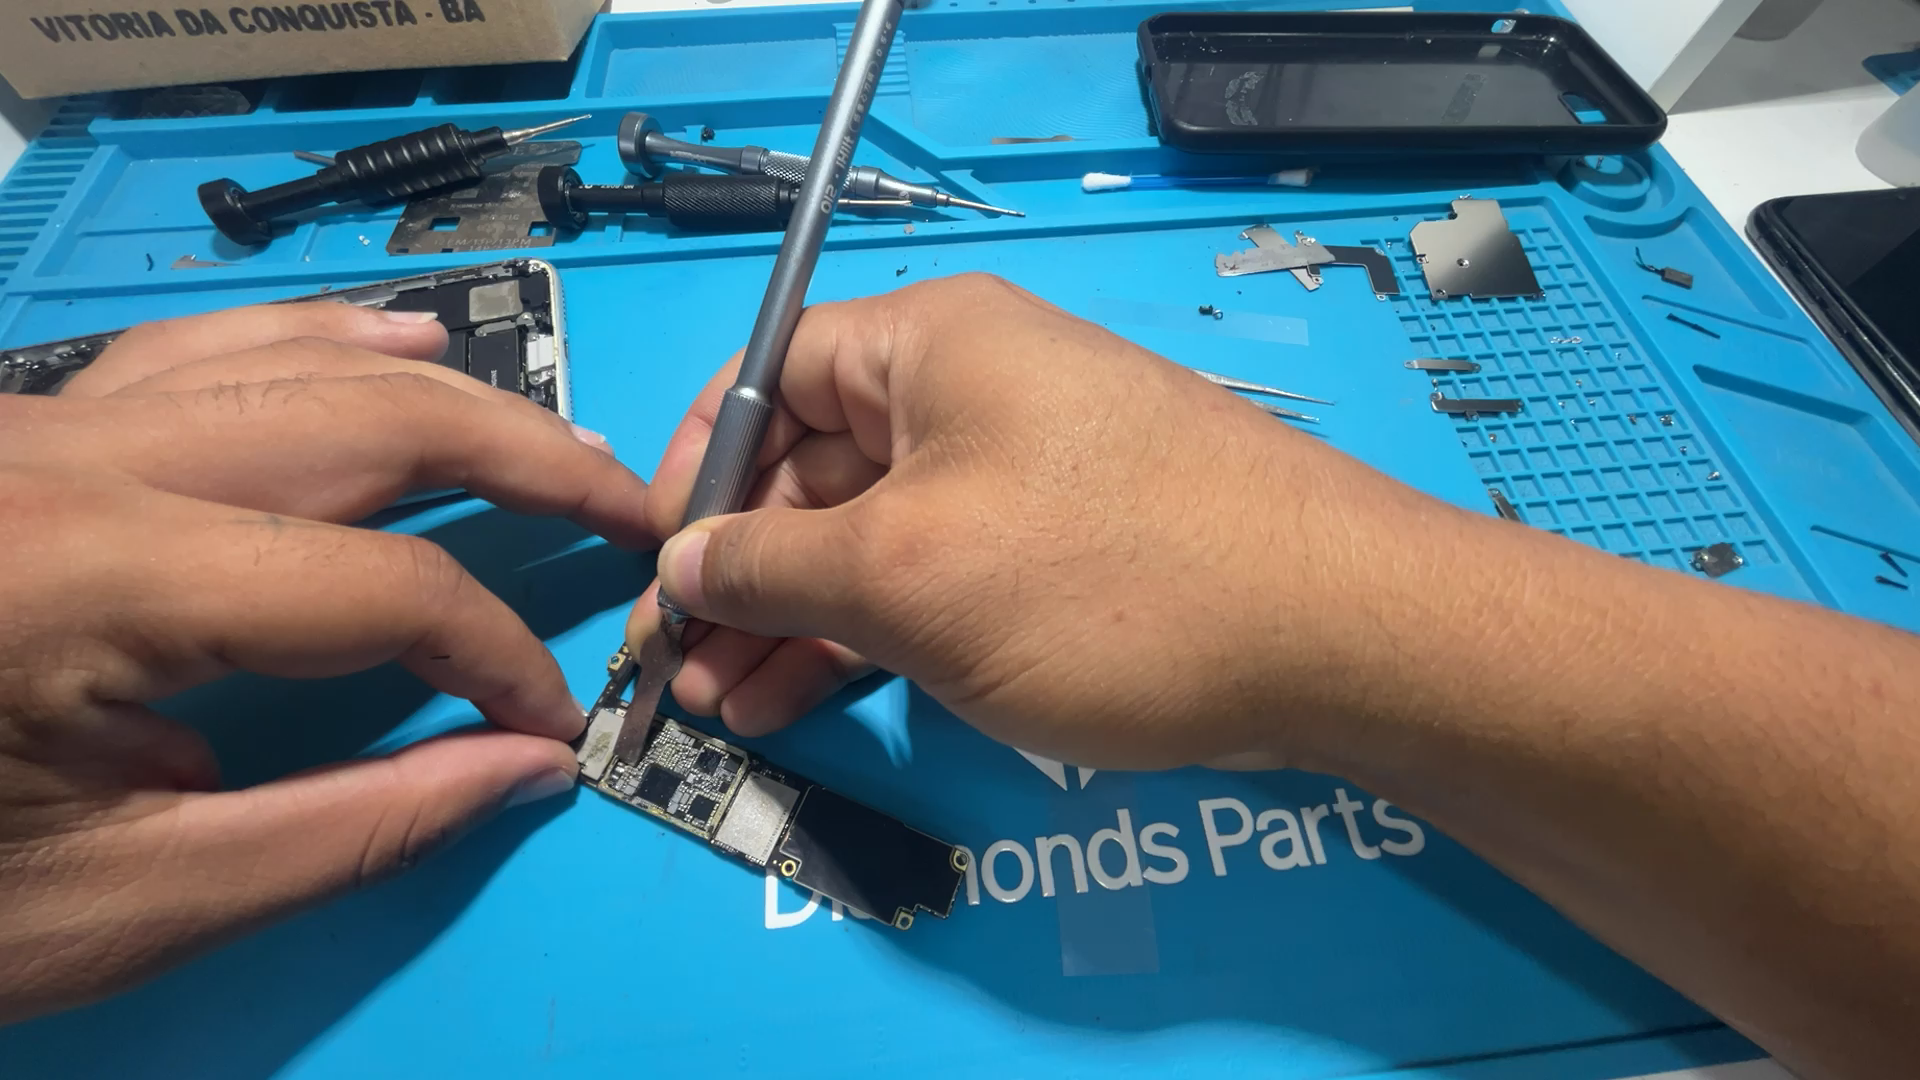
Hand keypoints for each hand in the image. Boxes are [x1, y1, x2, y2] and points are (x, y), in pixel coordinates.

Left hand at [0, 301, 652, 1023]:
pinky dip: (338, 339)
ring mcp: (45, 421)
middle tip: (635, 508)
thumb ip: (360, 827)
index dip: (502, 660)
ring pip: (322, 366)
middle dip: (542, 468)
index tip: (551, 724)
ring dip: (473, 401)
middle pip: (391, 424)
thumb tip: (533, 772)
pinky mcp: (29, 425)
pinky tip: (412, 338)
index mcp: (91, 577)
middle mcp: (78, 460)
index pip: (396, 592)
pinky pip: (221, 348)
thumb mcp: (110, 909)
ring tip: (567, 440)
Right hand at [637, 274, 1471, 769]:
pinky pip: (925, 582)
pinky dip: (863, 638)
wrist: (1325, 637)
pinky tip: (801, 697)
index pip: (769, 377)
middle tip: (682, 664)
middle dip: (744, 570)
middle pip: (813, 472)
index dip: (699, 466)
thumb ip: (776, 565)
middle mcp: (965, 394)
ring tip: (725, 704)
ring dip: (792, 620)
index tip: (660, 555)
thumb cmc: (1100, 577)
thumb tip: (682, 562)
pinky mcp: (1043, 552)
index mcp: (927, 347)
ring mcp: (1008, 478)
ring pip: (867, 542)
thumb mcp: (907, 572)